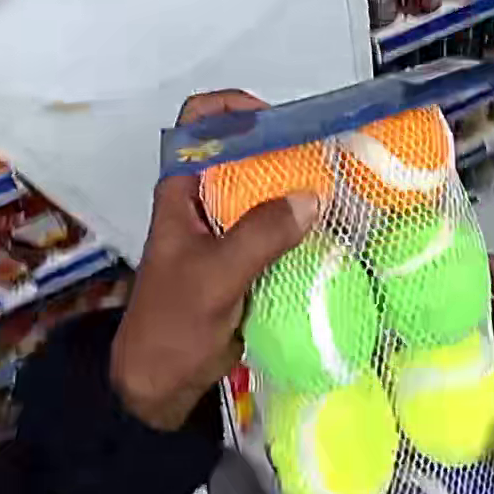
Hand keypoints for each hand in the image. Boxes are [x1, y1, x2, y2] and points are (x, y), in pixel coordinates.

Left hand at [111, 90, 320, 429]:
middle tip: (320, 152)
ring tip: (333, 182)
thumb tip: (312, 197)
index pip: (199, 121)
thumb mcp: (215, 276)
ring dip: (295, 180)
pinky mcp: (246, 251)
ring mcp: (226, 224)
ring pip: (264, 183)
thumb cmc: (172, 324)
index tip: (275, 120)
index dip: (233, 106)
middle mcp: (205, 196)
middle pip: (242, 147)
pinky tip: (327, 220)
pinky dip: (300, 215)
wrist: (161, 387)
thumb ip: (260, 235)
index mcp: (183, 188)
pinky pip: (277, 219)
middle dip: (281, 143)